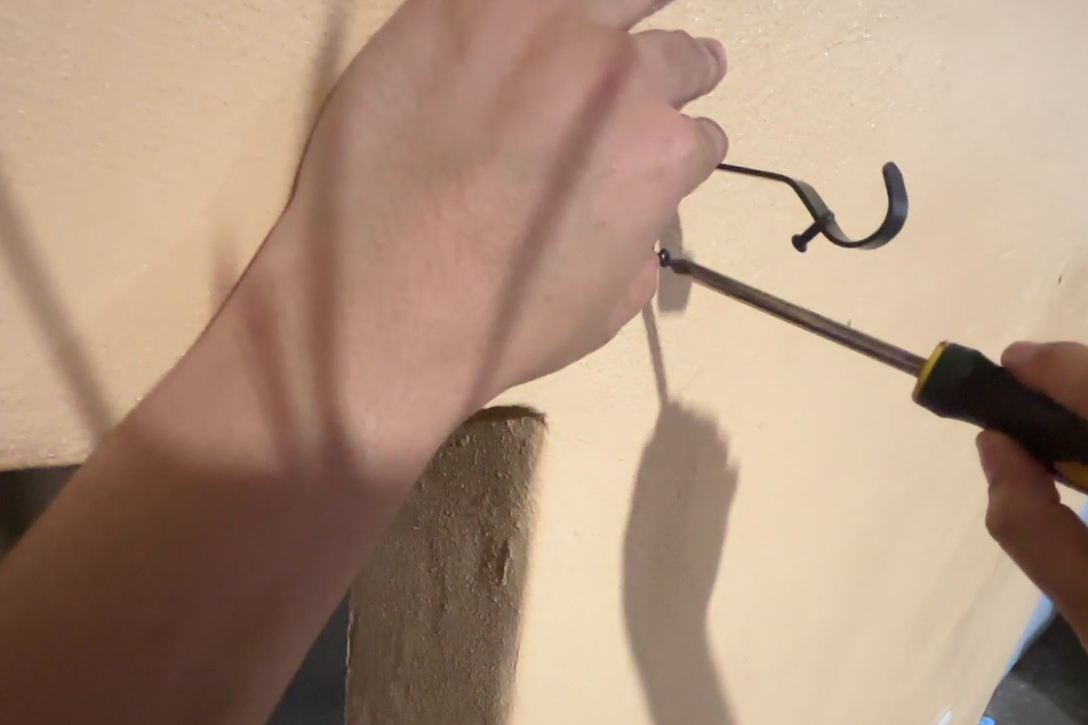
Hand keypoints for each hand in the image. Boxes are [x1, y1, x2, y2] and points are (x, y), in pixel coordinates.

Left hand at [248, 0, 728, 464]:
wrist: (386, 305)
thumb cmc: (503, 329)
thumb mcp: (604, 311)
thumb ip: (637, 247)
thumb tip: (636, 222)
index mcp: (660, 154)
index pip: (701, 138)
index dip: (692, 150)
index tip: (681, 152)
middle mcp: (616, 74)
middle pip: (673, 57)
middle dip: (686, 70)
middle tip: (686, 68)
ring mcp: (537, 28)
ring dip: (632, 6)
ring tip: (631, 10)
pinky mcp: (456, 7)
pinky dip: (537, 6)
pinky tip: (539, 16)